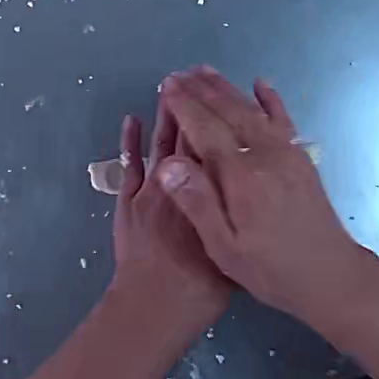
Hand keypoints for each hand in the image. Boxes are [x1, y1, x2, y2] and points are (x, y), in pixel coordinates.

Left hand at [107, 101, 231, 337]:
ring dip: (163, 114)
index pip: (212, 143)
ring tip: (166, 86)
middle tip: (189, 75)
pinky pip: (129, 162)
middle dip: (188, 105)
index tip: (213, 89)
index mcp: (208, 189)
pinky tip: (130, 118)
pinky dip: (129, 140)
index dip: (213, 115)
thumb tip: (249, 182)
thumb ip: (238, 209)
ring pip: (159, 141)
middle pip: (185, 134)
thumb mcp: (234, 244)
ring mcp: (150, 187)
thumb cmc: (202, 282)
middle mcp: (180, 180)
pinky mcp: (128, 199)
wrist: (156, 303)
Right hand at [150, 69, 378, 331]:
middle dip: (200, 90)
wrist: (332, 277)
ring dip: (225, 88)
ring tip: (203, 71)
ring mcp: (286, 152)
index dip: (184, 105)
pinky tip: (260, 83)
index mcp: (241, 176)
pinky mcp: (300, 156)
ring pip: (250, 110)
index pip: (205, 129)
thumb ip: (197, 202)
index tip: (167, 86)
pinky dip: (270, 99)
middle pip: (227, 112)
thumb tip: (168, 163)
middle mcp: (264, 155)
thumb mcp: (225, 247)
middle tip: (177, 74)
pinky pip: (283, 119)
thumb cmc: (271, 269)